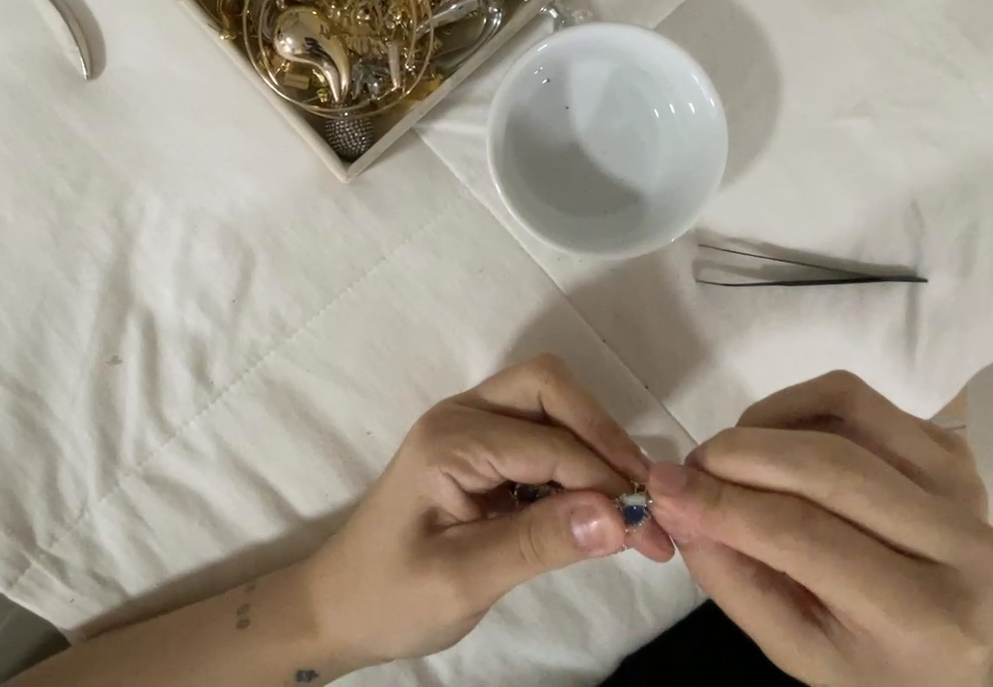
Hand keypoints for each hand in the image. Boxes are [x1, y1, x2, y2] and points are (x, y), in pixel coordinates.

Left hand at [301, 354, 675, 669]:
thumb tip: (617, 516)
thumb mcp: (464, 580)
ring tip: (626, 505)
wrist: (340, 605)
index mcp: (451, 440)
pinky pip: (540, 430)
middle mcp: (462, 415)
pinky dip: (574, 457)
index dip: (606, 482)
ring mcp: (470, 425)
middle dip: (602, 434)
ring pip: (548, 401)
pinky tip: (592, 505)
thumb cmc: (391, 596)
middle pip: (548, 386)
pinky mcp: (480, 446)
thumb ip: (540, 543)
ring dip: (593, 442)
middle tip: (640, 498)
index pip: (550, 444)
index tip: (652, 531)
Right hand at [649, 372, 992, 686]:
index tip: (660, 485)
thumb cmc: (867, 659)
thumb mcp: (793, 649)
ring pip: (844, 409)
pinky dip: (795, 406)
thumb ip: (728, 574)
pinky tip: (777, 444)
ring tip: (735, 457)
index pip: (806, 537)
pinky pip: (854, 399)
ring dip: (766, 421)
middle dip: (739, 453)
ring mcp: (964, 486)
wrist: (958, 655)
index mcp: (928, 617)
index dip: (722, 503)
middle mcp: (963, 545)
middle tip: (690, 464)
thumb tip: (671, 499)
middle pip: (829, 465)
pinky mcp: (952, 447)